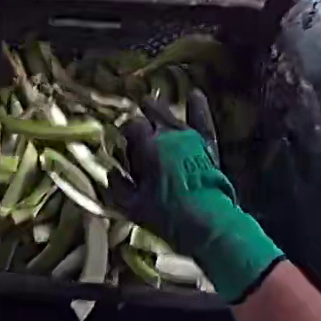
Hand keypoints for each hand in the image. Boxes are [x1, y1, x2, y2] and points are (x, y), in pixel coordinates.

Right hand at [108, 97, 283, 302]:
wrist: (209, 226)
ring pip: (171, 116)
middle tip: (134, 122)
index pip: (132, 126)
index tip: (122, 143)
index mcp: (149, 146)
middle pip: (151, 115)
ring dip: (159, 110)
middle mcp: (168, 135)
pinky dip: (198, 108)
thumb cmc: (167, 216)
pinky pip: (202, 122)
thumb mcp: (133, 207)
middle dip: (141, 116)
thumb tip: (111, 172)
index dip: (125, 132)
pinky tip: (195, 93)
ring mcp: (190, 138)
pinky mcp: (207, 146)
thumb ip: (117, 187)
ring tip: (148, 103)